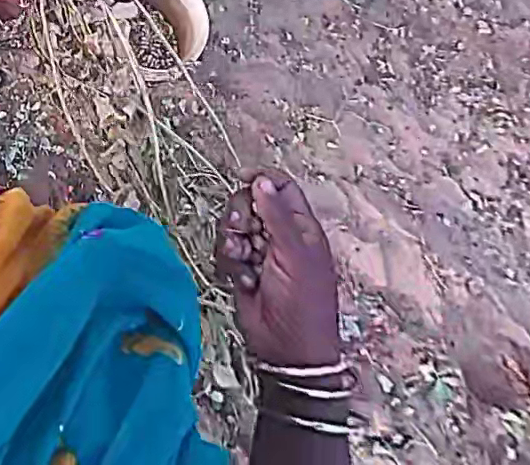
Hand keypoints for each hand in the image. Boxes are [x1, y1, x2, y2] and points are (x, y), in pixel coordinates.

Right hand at [215, 171, 341, 367]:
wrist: (288, 352)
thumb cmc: (304, 302)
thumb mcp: (295, 254)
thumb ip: (277, 215)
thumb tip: (261, 181)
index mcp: (300, 226)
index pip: (280, 188)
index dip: (262, 179)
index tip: (243, 177)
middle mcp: (278, 234)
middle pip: (250, 202)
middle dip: (241, 213)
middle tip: (244, 230)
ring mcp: (259, 251)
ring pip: (234, 225)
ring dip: (233, 241)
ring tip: (244, 260)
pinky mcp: (241, 269)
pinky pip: (226, 251)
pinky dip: (231, 263)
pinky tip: (244, 279)